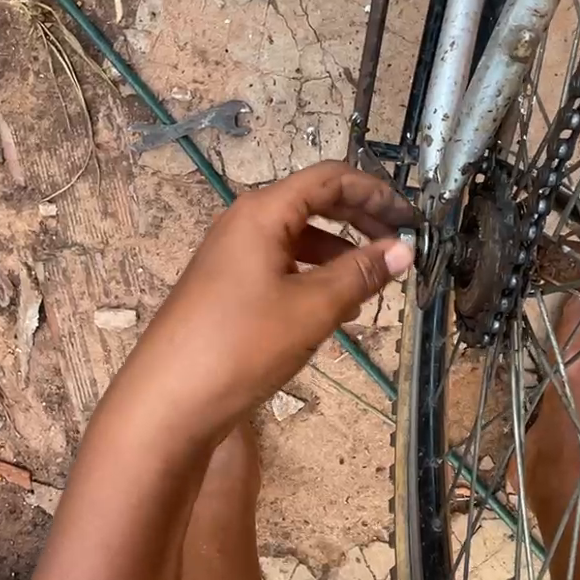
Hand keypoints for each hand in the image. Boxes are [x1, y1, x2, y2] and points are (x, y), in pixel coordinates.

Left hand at [106, 161, 416, 444]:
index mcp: (263, 211)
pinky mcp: (228, 285)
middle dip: (361, 220)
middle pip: (314, 202)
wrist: (168, 401)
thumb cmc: (241, 344)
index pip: (329, 178)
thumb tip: (404, 250)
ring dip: (340, 252)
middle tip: (398, 248)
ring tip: (372, 284)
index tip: (411, 220)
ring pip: (299, 237)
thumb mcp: (311, 308)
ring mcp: (233, 254)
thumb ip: (360, 274)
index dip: (375, 192)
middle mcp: (245, 221)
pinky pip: (282, 264)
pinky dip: (314, 275)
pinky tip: (335, 307)